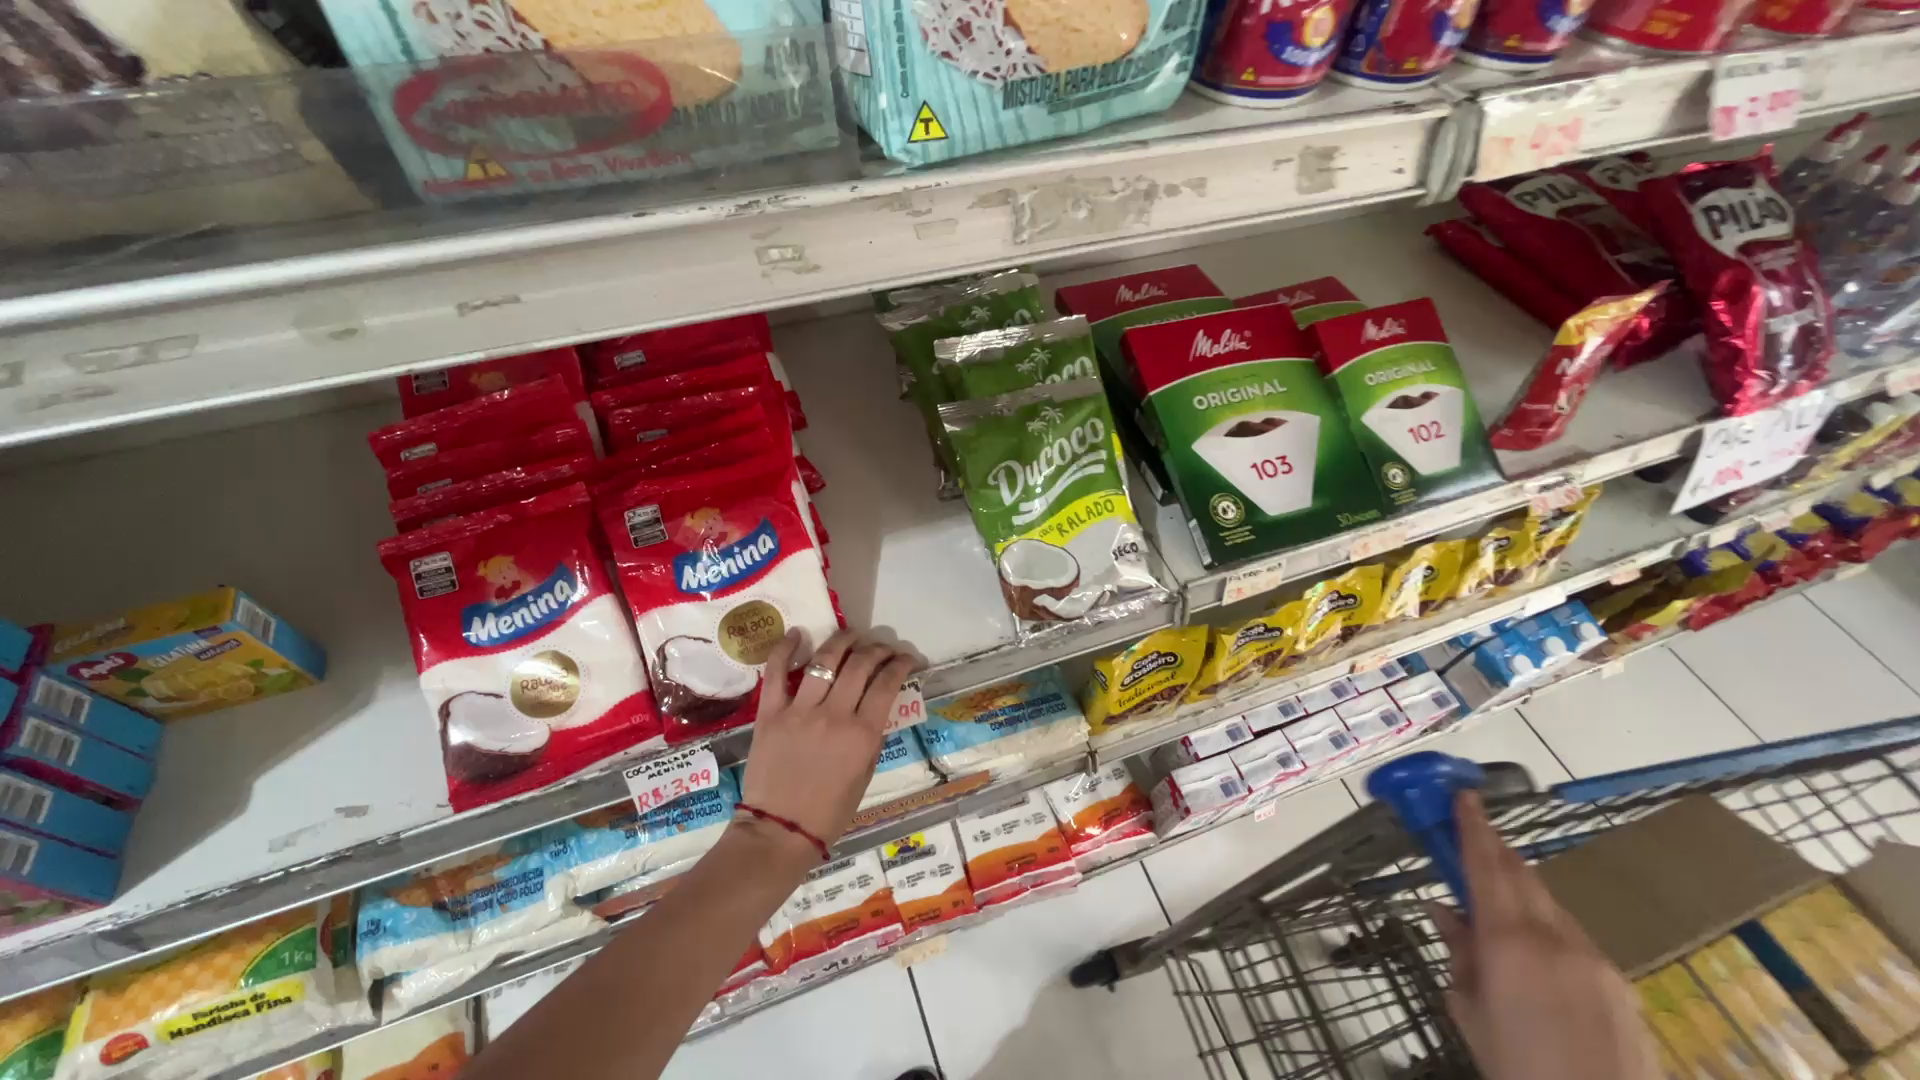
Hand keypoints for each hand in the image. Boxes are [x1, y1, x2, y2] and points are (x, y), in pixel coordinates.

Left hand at [737, 629, 917, 862]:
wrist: (779, 832)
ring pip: (825, 658)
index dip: (902, 663)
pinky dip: (786, 648)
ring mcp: (800, 711)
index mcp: (863, 734)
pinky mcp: (770, 713)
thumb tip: (877, 706)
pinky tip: (799, 634)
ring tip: (851, 636)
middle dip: (878, 649)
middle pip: (861, 664)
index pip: (888, 683)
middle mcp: (834, 715)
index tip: (907, 658)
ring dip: (843, 640)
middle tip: (882, 648)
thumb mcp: (865, 776)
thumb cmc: (829, 812)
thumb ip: (872, 738)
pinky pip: (775, 671)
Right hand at [1430, 790, 1660, 1079]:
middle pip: (1521, 876)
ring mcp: (1594, 958)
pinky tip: (1534, 952)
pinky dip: (1545, 926)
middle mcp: (1555, 938)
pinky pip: (1573, 937)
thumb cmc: (1517, 1068)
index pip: (1486, 868)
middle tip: (1472, 830)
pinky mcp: (1619, 982)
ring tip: (1495, 896)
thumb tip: (1443, 911)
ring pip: (1549, 906)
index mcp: (1508, 943)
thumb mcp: (1470, 1013)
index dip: (1473, 828)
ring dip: (1520, 889)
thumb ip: (1459, 954)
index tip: (1464, 795)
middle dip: (1496, 849)